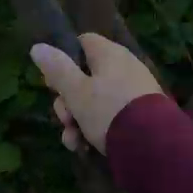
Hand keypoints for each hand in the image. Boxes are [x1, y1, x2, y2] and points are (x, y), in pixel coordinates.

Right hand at [29, 33, 162, 153]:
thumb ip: (56, 69)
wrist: (155, 149)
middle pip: (86, 76)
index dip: (63, 60)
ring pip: (97, 101)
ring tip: (72, 142)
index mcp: (109, 54)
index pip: (82, 43)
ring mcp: (136, 93)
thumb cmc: (109, 111)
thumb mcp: (75, 91)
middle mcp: (124, 68)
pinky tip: (86, 149)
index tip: (52, 83)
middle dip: (68, 100)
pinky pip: (113, 116)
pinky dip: (97, 130)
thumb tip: (37, 46)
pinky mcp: (144, 117)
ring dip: (78, 120)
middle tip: (64, 119)